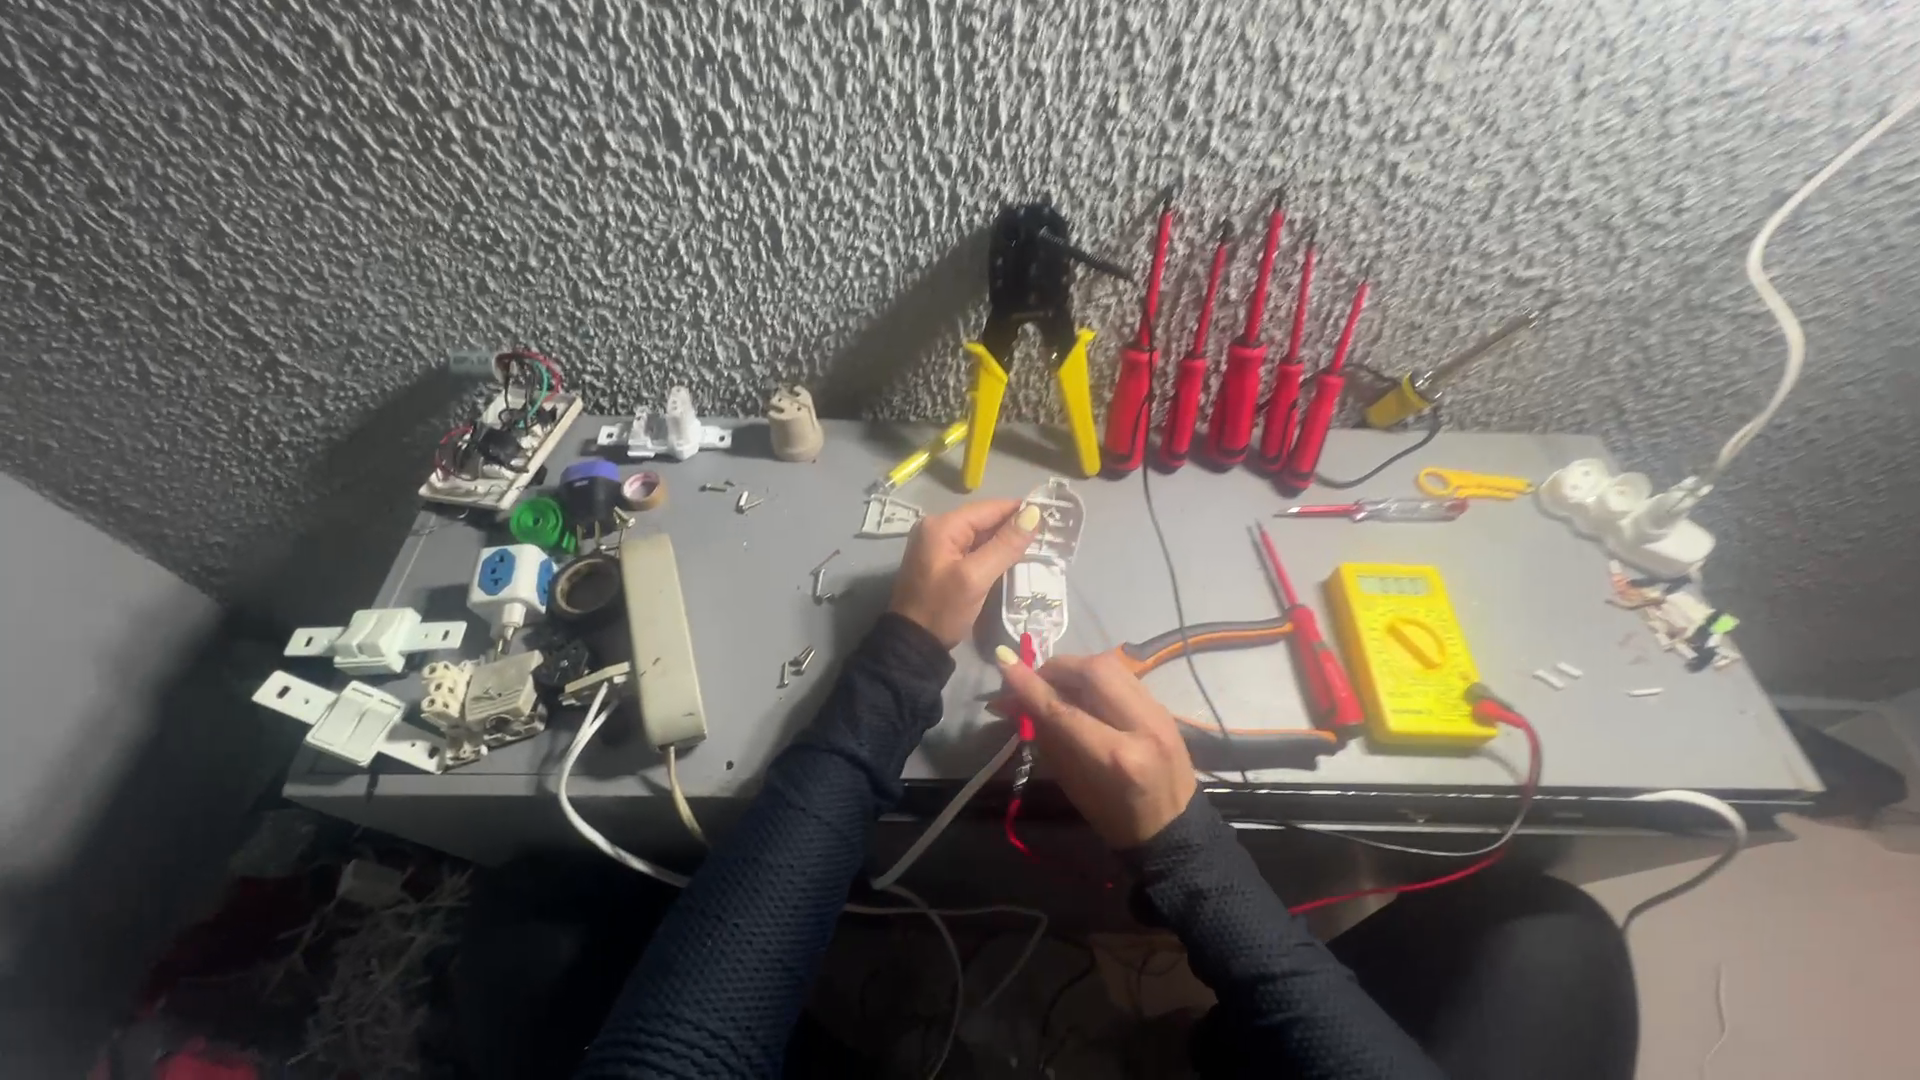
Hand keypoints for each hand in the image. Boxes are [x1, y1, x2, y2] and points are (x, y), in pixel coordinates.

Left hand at [888, 499, 1040, 648]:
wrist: (912, 643)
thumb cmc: (942, 610)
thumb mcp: (975, 578)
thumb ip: (1005, 545)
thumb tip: (1033, 514)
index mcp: (942, 525)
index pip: (989, 508)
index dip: (1020, 510)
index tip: (1050, 517)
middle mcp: (936, 527)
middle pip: (984, 519)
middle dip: (1013, 526)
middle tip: (1046, 535)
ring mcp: (936, 544)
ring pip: (979, 534)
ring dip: (1003, 540)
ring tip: (1034, 546)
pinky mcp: (939, 560)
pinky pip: (971, 548)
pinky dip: (990, 552)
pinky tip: (1008, 559)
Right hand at [995, 651, 1195, 848]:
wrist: (1173, 829)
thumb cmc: (1113, 817)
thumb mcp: (1071, 781)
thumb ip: (1045, 734)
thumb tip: (1014, 700)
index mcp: (1116, 758)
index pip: (1063, 710)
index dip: (1029, 685)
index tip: (1003, 662)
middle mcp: (1142, 726)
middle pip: (1093, 671)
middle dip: (1056, 668)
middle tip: (1035, 681)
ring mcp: (1158, 712)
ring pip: (1111, 665)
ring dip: (1076, 668)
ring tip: (1057, 684)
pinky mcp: (1163, 707)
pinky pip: (1123, 677)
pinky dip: (1096, 677)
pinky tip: (1083, 691)